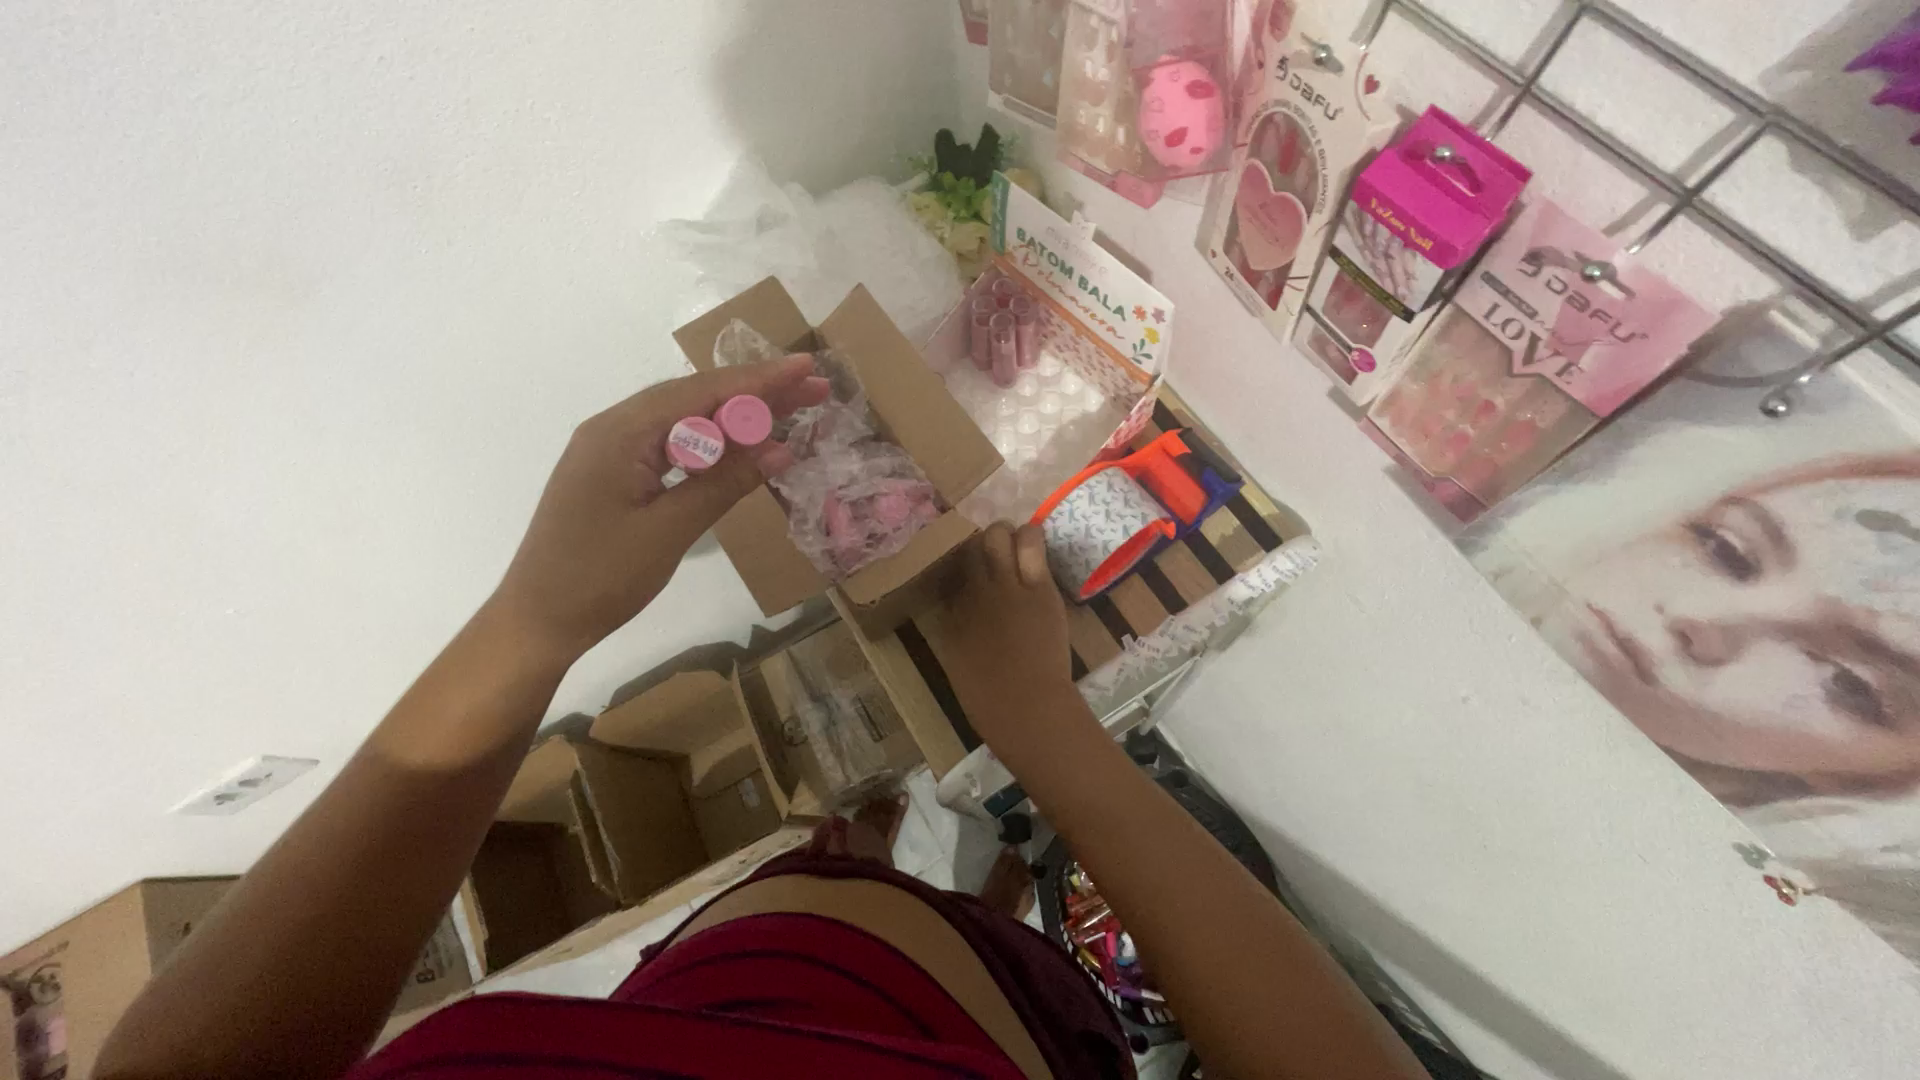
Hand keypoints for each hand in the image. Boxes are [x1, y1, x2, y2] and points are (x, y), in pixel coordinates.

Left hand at [487, 356, 829, 660]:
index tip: (806, 368)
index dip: (760, 380)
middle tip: (815, 389)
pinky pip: (671, 443)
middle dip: (757, 393)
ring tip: (791, 411)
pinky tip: (741, 446)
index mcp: (621, 433)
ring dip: (737, 417)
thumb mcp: (670, 530)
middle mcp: (614, 428)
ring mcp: (611, 450)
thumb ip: (725, 483)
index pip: (702, 393)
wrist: (538, 619)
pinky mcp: (614, 472)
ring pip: (685, 420)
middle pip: (696, 398)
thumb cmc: (600, 577)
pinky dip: (711, 443)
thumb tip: (780, 448)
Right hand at [938, 522, 1092, 763]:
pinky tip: (1033, 542)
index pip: (947, 576)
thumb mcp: (960, 664)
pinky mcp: (1036, 585)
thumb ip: (958, 635)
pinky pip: (1031, 544)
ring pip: (996, 535)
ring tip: (1015, 544)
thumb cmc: (992, 701)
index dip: (958, 568)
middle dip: (980, 545)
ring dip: (1005, 535)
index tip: (968, 571)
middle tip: (995, 554)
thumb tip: (962, 616)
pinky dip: (1031, 537)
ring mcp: (1003, 585)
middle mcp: (970, 592)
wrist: (1026, 706)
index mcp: (950, 616)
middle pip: (967, 548)